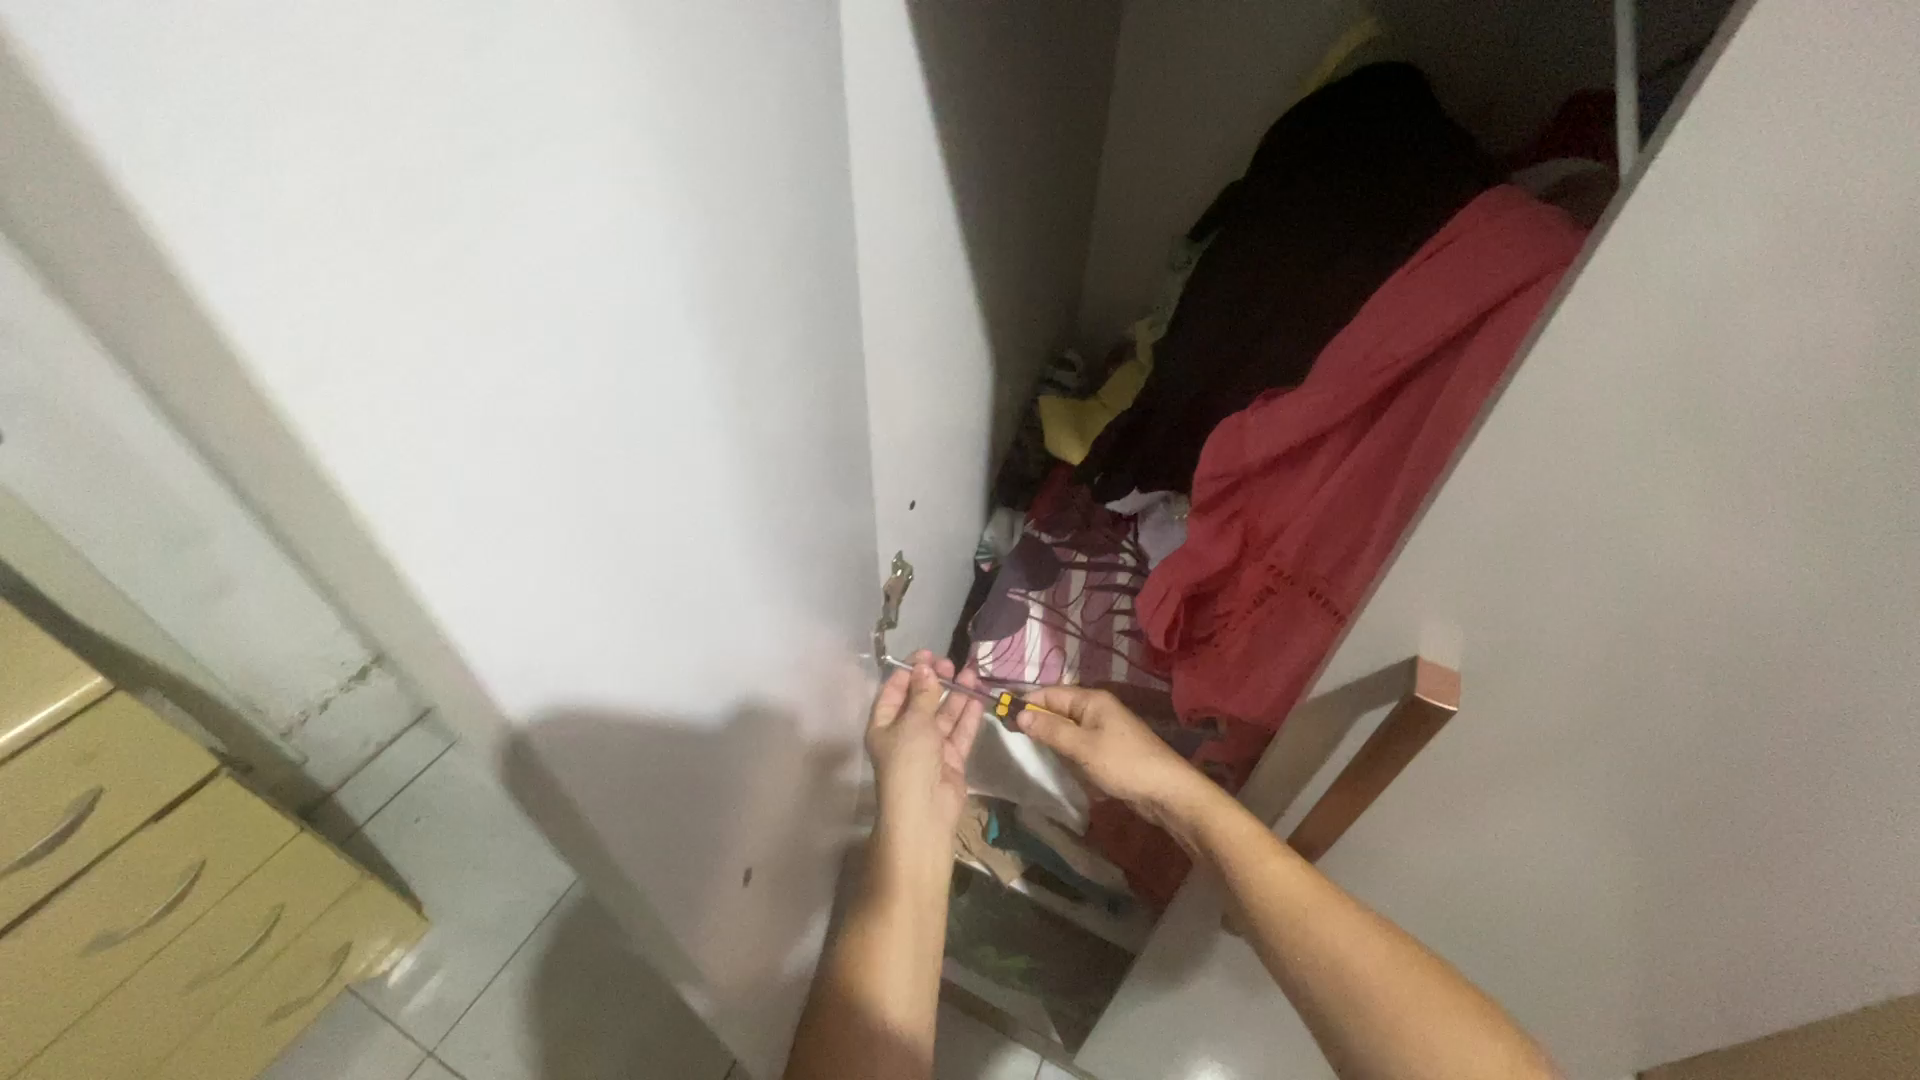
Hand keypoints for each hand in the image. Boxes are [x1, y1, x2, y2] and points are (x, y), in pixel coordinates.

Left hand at [866, 650, 983, 851]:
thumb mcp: (913, 723)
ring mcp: (929, 747)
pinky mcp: (950, 759)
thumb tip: (925, 667)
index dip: (910, 671)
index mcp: (883, 725)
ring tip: (970, 673)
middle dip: (935, 681)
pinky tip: (978, 696)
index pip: (894, 691)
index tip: (928, 654)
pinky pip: (959, 732)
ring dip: (955, 695)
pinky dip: (968, 715)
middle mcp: (904, 734)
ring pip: (943, 715)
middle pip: (920, 701)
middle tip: (950, 664)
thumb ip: (923, 694)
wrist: (924, 813)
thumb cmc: (909, 762)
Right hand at [1017, 686, 1219, 845]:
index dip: (1027, 703)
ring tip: (1035, 752)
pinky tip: (1062, 765)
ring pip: (1068, 728)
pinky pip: (1080, 744)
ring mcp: (1105, 729)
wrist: (1167, 791)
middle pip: (1059, 709)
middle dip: (1039, 722)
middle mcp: (1098, 709)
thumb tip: (1020, 714)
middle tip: (1014, 737)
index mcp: (1092, 700)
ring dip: (1054, 740)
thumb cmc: (1123, 763)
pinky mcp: (1110, 749)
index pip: (1050, 693)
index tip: (1003, 716)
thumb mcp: (1081, 747)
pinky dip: (1069, 753)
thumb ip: (1050, 730)